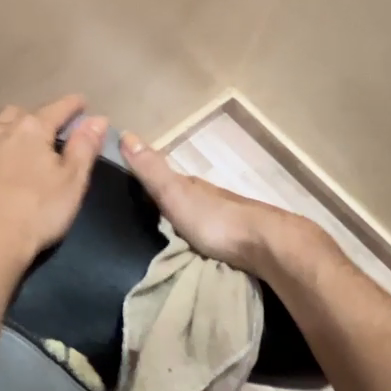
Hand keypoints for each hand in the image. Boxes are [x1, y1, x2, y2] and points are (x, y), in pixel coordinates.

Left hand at [0, 95, 108, 262]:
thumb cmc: (36, 214)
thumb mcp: (72, 183)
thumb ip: (85, 147)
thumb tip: (97, 118)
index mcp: (30, 130)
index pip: (56, 108)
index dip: (71, 106)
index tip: (81, 104)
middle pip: (16, 116)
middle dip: (30, 121)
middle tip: (40, 137)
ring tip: (5, 157)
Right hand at [120, 131, 315, 277]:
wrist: (265, 245)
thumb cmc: (215, 218)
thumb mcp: (174, 192)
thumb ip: (151, 169)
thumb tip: (125, 133)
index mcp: (193, 186)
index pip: (166, 180)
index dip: (147, 185)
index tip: (127, 198)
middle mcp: (210, 199)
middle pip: (183, 202)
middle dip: (166, 211)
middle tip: (142, 229)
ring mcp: (226, 222)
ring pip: (199, 222)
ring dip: (184, 230)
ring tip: (164, 248)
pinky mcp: (237, 245)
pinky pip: (211, 242)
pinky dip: (200, 245)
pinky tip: (192, 257)